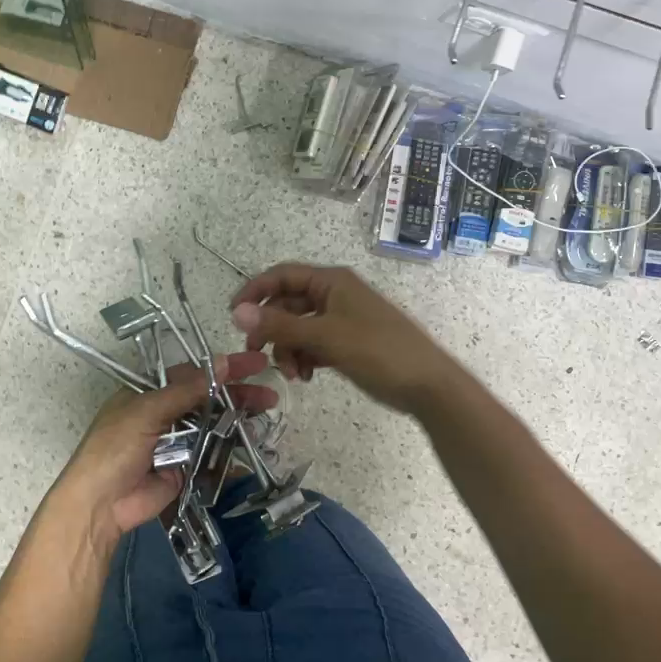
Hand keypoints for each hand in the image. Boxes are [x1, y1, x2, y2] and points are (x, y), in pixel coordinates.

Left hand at [48, 352, 275, 548]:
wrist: (99, 504)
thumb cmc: (115, 447)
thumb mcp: (148, 410)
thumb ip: (187, 389)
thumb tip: (221, 362)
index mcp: (149, 392)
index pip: (193, 374)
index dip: (224, 368)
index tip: (255, 362)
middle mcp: (164, 413)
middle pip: (207, 400)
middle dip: (238, 395)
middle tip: (270, 395)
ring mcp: (175, 442)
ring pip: (212, 427)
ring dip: (237, 422)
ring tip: (266, 418)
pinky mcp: (183, 469)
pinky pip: (211, 456)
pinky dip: (230, 453)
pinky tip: (251, 448)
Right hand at [229, 263, 465, 415]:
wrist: (428, 385)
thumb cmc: (378, 351)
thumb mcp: (324, 337)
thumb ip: (279, 325)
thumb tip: (237, 312)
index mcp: (332, 281)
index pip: (282, 276)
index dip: (255, 291)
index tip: (232, 316)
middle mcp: (335, 294)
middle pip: (288, 304)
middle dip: (272, 329)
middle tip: (255, 354)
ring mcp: (343, 318)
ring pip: (300, 328)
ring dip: (289, 348)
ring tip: (293, 374)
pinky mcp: (349, 342)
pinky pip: (315, 343)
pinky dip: (306, 357)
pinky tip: (307, 377)